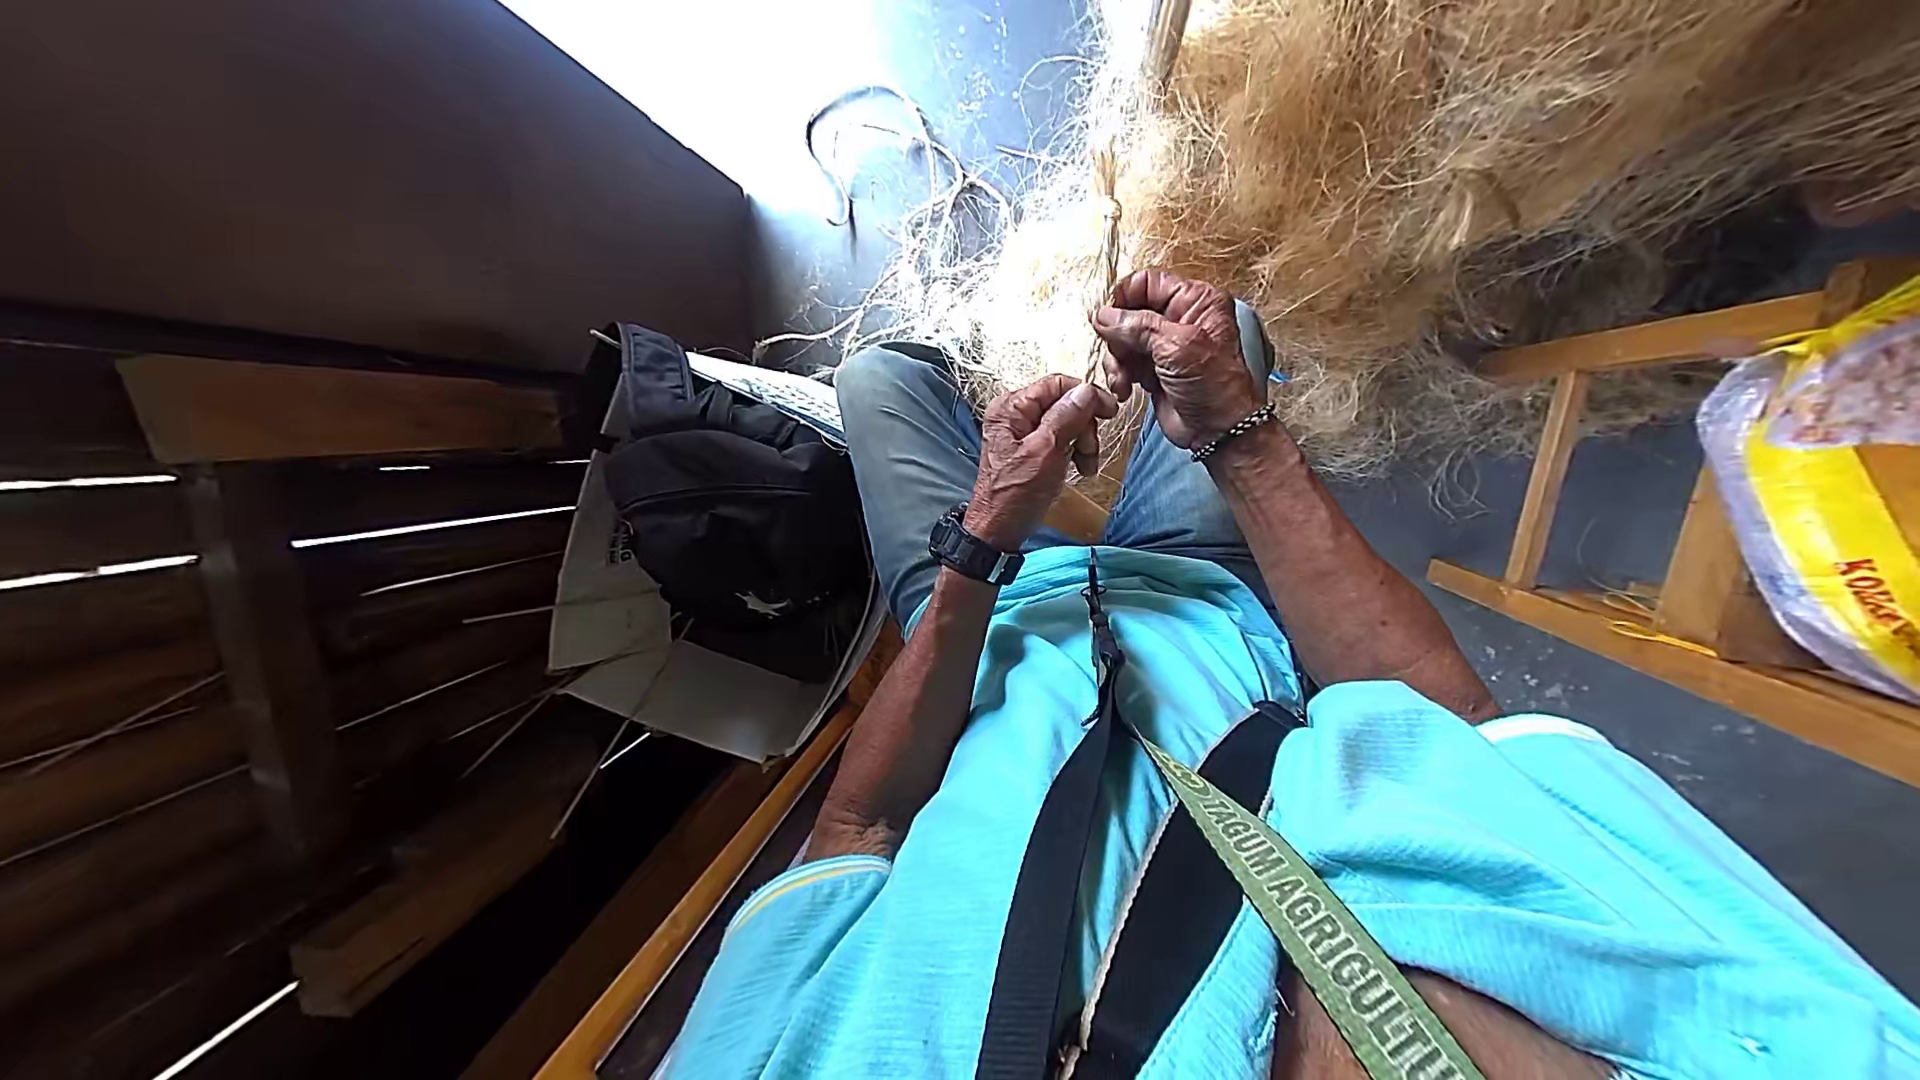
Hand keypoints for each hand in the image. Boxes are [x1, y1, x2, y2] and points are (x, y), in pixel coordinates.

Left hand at [964, 375, 1118, 549]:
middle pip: (1064, 403)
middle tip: (1089, 453)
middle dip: (1084, 426)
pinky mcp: (1030, 448)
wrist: (999, 530)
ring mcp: (1021, 431)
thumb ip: (1065, 418)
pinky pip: (1059, 439)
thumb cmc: (1016, 495)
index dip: (1087, 395)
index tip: (1110, 413)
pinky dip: (1072, 451)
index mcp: (1011, 407)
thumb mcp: (1045, 453)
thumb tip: (1087, 390)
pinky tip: (1077, 468)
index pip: (1057, 383)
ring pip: (1066, 422)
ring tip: (1085, 467)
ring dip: (1082, 442)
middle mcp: (1014, 413)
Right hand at [1091, 269, 1265, 448]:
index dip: (1123, 298)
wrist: (1217, 430)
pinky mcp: (1151, 370)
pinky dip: (1118, 376)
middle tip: (1119, 357)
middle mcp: (1178, 318)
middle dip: (1117, 337)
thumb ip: (1138, 326)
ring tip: (1122, 381)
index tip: (1106, 319)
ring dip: (1115, 361)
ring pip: (1121, 340)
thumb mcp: (1176, 346)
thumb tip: (1101, 314)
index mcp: (1193, 301)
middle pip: (1128, 313)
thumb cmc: (1212, 385)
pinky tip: (1124, 390)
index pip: (1147, 283)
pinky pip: (1123, 363)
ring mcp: (1163, 346)